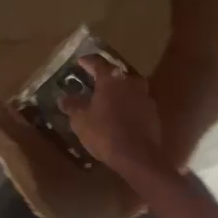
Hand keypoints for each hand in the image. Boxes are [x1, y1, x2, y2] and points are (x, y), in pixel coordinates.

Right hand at [57, 56, 170, 182]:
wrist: (138, 156)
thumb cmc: (105, 133)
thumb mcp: (81, 120)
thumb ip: (72, 106)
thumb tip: (63, 98)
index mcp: (111, 79)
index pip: (98, 63)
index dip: (87, 61)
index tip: (80, 61)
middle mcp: (131, 82)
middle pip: (116, 74)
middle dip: (104, 78)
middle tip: (93, 82)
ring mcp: (145, 96)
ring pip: (128, 88)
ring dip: (117, 92)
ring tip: (107, 100)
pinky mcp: (153, 112)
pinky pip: (136, 103)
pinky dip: (127, 105)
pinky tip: (120, 115)